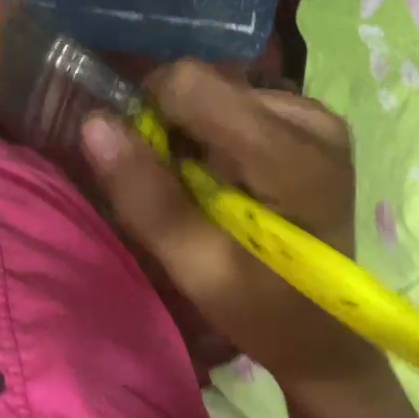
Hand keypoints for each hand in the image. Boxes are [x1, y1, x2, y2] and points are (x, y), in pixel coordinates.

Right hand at [80, 61, 418, 417]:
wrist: (324, 333)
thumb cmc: (263, 309)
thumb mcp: (194, 267)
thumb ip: (145, 194)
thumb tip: (93, 122)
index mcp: (293, 156)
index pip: (193, 85)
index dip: (152, 113)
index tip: (150, 164)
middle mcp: (310, 119)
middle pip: (202, 84)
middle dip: (171, 125)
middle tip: (177, 184)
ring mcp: (313, 115)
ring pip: (213, 88)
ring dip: (190, 129)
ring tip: (201, 184)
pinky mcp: (307, 118)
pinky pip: (232, 98)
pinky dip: (211, 130)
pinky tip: (223, 174)